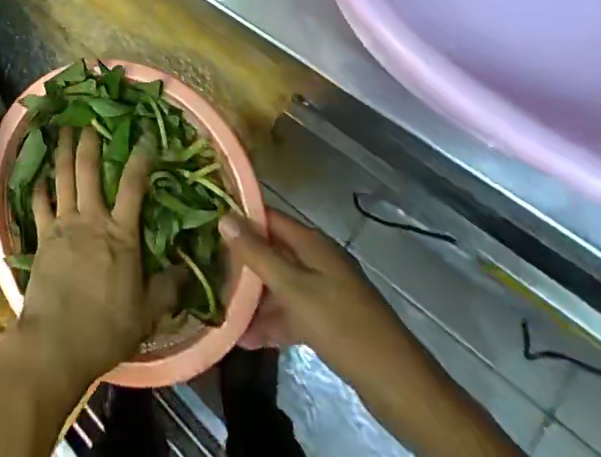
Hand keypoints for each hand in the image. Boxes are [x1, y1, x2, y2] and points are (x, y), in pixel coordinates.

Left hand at [15, 126, 180, 382]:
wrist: (58, 341)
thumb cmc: (107, 327)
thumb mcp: (148, 311)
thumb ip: (168, 287)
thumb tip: (186, 268)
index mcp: (121, 234)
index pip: (134, 185)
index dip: (141, 158)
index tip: (146, 138)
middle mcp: (91, 219)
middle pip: (89, 169)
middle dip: (89, 141)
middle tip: (89, 119)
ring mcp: (63, 225)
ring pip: (62, 178)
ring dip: (62, 151)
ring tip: (62, 129)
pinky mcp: (42, 237)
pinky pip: (39, 203)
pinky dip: (38, 186)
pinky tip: (37, 175)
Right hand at [221, 210, 399, 374]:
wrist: (396, 383)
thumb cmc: (342, 325)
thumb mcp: (293, 288)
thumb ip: (258, 254)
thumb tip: (224, 216)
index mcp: (312, 244)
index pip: (269, 217)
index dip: (239, 217)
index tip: (205, 221)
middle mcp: (317, 261)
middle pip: (272, 252)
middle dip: (241, 263)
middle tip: (204, 268)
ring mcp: (323, 292)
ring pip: (279, 286)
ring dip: (252, 299)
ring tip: (218, 310)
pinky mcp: (327, 321)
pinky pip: (291, 313)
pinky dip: (271, 323)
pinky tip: (244, 340)